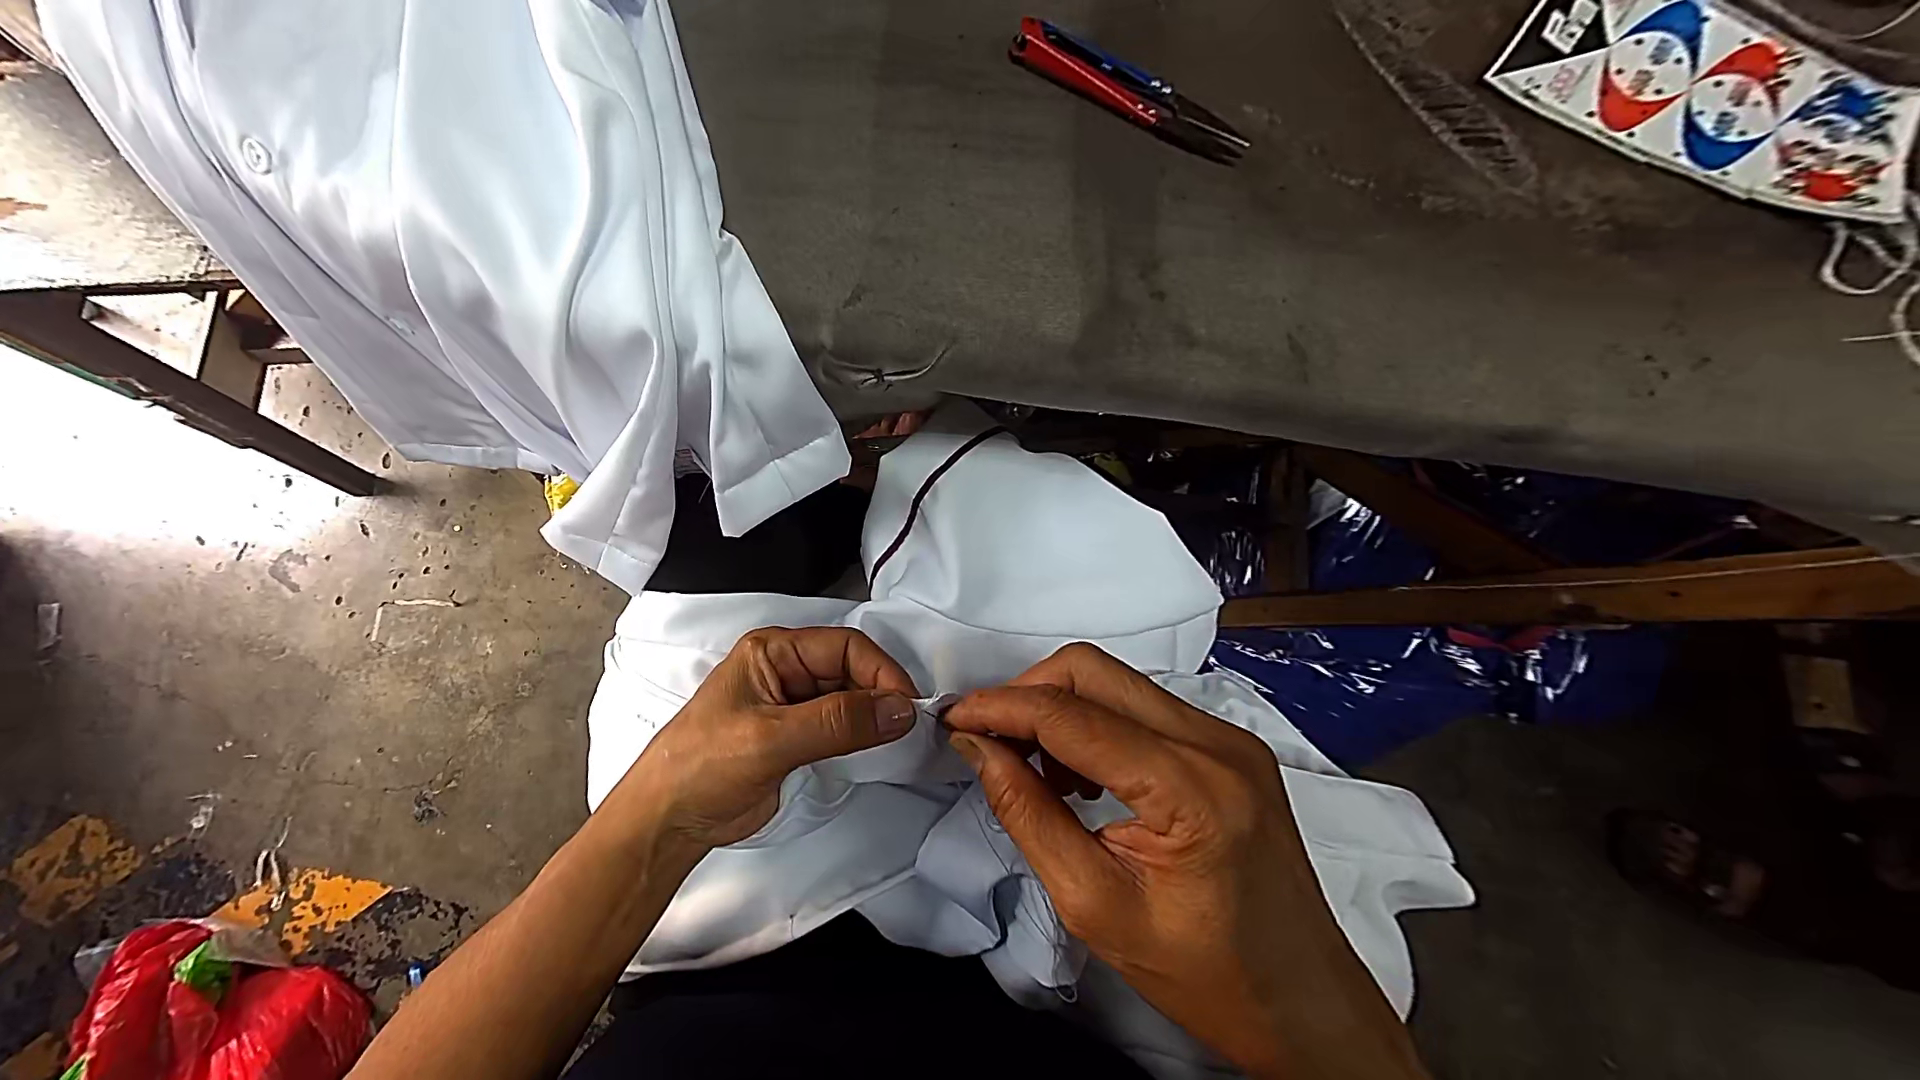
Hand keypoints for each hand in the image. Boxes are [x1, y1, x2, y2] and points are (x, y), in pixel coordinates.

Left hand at [614, 627, 919, 851]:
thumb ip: (837, 722)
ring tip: (894, 736)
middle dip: (880, 693)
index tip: (904, 702)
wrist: (668, 823)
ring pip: (851, 697)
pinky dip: (863, 733)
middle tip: (904, 723)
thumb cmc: (695, 769)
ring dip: (873, 715)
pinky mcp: (798, 735)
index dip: (880, 671)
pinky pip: (843, 724)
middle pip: (851, 669)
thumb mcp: (770, 739)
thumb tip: (894, 709)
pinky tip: (874, 745)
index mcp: (771, 652)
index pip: (844, 647)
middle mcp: (784, 671)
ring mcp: (792, 704)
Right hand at [943, 644, 1428, 1079]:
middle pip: (1093, 670)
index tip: (958, 719)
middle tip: (992, 739)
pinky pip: (1140, 704)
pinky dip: (1093, 722)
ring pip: (1114, 680)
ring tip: (1037, 769)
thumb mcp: (1094, 904)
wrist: (1303, 1001)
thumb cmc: (1208, 974)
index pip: (1071, 715)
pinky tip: (1080, 774)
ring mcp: (1227, 736)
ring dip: (1060, 707)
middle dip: (1028, 694)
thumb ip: (1027, 814)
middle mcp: (1216, 742)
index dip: (1001, 709)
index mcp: (1191, 788)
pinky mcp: (1227, 742)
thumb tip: (979, 749)